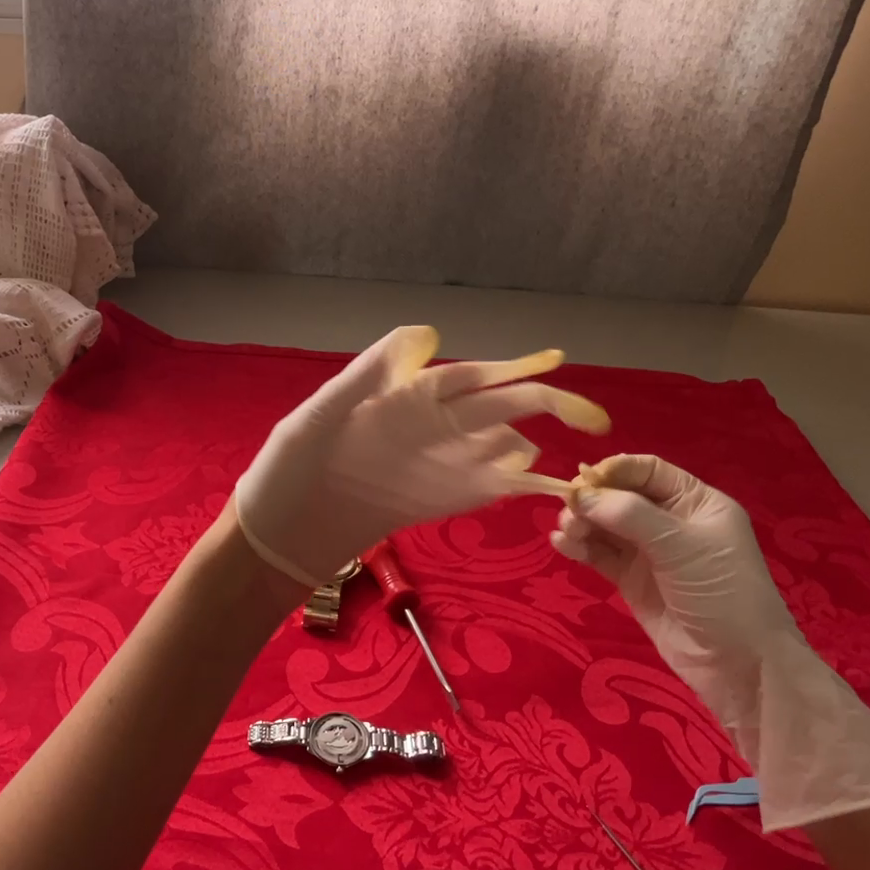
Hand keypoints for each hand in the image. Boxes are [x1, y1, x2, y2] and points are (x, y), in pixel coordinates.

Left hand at [234, 326, 608, 587]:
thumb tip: (427, 332)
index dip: (512, 368)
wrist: (276, 537)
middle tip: (593, 419)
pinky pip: (485, 488)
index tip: (557, 361)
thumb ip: (369, 376)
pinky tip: (533, 484)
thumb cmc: (288, 472)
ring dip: (529, 447)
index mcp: (402, 398)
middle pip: (497, 409)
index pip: (468, 376)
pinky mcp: (436, 504)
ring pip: (498, 448)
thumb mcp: (318, 417)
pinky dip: (514, 485)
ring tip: (557, 454)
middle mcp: (426, 427)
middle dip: (546, 406)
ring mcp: (434, 466)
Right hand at [553, 454, 869, 830]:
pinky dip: (578, 546)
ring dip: (580, 523)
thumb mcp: (682, 547)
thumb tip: (580, 495)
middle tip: (568, 512)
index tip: (582, 481)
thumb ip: (630, 515)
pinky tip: (562, 545)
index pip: (648, 471)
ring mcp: (649, 552)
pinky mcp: (631, 579)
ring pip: (604, 524)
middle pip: (619, 495)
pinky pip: (599, 553)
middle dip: (591, 500)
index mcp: (696, 503)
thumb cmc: (724, 596)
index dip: (614, 471)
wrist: (740, 668)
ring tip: (566, 534)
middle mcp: (671, 521)